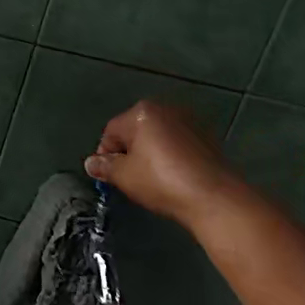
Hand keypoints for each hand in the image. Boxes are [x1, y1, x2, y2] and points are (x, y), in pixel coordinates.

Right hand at [83, 99, 242, 228]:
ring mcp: (188, 120)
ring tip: (152, 178)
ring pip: (157, 135)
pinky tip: (173, 176)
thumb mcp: (125, 176)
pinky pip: (177, 142)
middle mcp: (164, 109)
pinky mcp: (206, 136)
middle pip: (135, 129)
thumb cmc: (161, 181)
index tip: (109, 177)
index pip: (111, 131)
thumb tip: (91, 163)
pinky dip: (170, 155)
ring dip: (150, 152)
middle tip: (130, 178)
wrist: (213, 196)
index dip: (106, 155)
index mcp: (141, 113)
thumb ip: (105, 167)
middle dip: (129, 151)